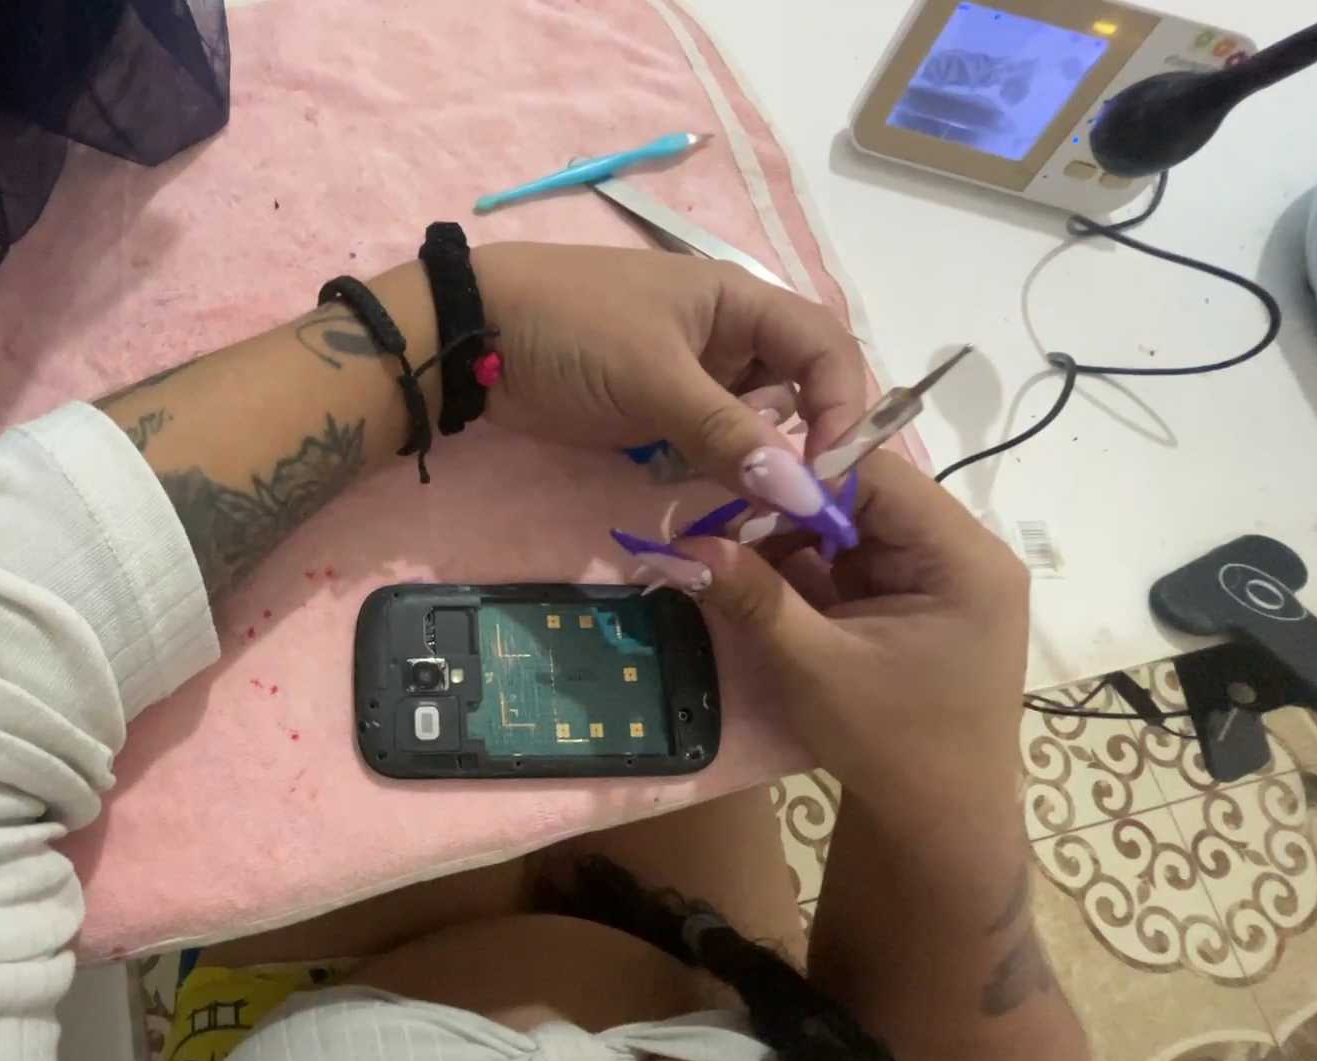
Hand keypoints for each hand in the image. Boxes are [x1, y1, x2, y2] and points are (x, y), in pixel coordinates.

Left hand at [473, 242, 867, 486]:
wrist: (475, 338)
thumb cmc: (572, 330)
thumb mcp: (653, 375)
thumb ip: (727, 432)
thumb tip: (805, 492)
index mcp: (739, 302)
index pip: (824, 348)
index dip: (842, 403)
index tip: (833, 468)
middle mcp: (723, 338)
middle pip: (790, 392)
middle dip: (794, 442)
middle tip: (785, 502)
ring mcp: (683, 377)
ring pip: (743, 425)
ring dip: (746, 461)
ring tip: (739, 498)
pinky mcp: (648, 411)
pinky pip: (698, 442)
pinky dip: (704, 466)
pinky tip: (697, 488)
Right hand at [661, 453, 1030, 818]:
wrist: (935, 818)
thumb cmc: (891, 742)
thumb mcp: (812, 664)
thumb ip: (751, 597)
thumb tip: (681, 545)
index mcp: (960, 559)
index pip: (874, 475)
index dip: (799, 474)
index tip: (727, 491)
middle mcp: (954, 553)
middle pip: (857, 497)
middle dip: (781, 511)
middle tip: (714, 530)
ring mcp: (928, 575)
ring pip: (842, 526)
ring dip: (781, 538)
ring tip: (724, 555)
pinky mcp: (901, 597)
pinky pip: (840, 559)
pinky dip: (793, 564)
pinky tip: (752, 577)